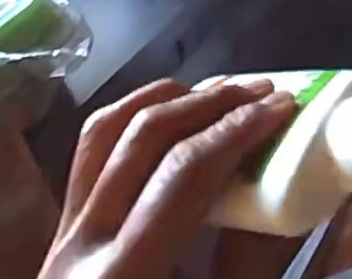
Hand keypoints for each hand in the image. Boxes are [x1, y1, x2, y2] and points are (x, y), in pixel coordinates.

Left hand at [39, 78, 297, 278]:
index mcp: (123, 277)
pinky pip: (93, 146)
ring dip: (174, 99)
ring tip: (222, 91)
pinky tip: (171, 107)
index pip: (184, 173)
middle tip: (264, 91)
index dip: (239, 130)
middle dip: (215, 105)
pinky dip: (136, 111)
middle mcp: (81, 244)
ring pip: (112, 129)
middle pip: (149, 137)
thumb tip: (288, 189)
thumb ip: (248, 264)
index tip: (283, 105)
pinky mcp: (63, 226)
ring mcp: (64, 232)